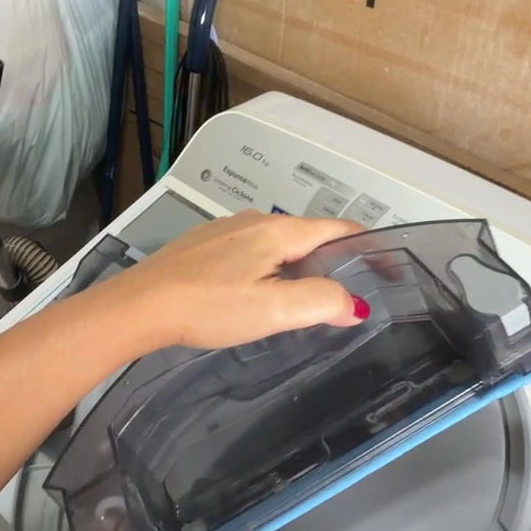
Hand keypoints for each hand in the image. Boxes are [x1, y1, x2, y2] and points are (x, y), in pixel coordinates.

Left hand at [90, 211, 368, 351]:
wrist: (141, 305)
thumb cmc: (207, 306)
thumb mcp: (272, 309)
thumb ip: (320, 301)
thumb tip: (355, 303)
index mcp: (278, 232)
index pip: (339, 230)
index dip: (369, 249)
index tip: (389, 271)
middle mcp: (254, 221)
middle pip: (310, 235)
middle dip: (335, 260)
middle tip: (351, 294)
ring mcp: (227, 229)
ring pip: (280, 243)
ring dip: (302, 265)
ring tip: (309, 298)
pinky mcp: (206, 245)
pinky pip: (253, 250)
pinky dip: (272, 267)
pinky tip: (260, 291)